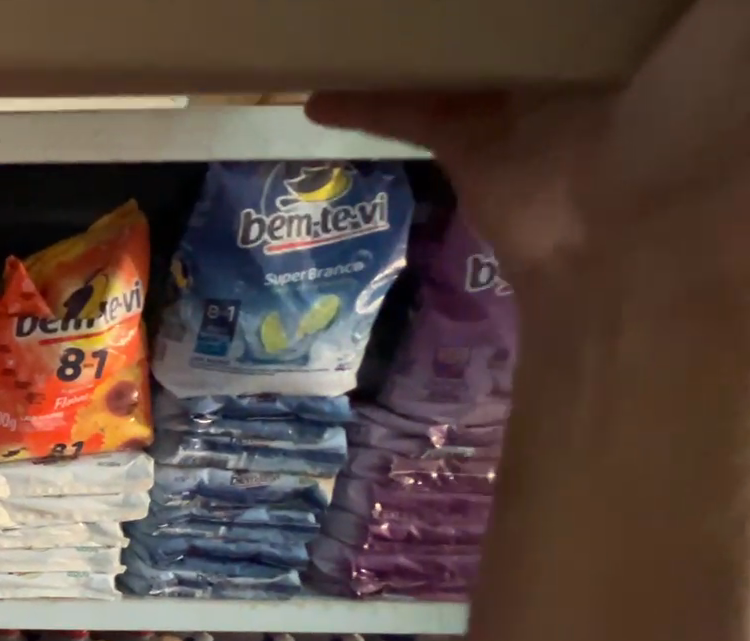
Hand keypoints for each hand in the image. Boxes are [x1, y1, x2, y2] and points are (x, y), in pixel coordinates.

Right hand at [307, 0, 749, 289]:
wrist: (637, 228)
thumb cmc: (703, 102)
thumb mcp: (717, 13)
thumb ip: (637, 5)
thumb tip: (546, 11)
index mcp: (649, 15)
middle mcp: (588, 43)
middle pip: (514, 10)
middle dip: (457, 1)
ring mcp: (522, 96)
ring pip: (455, 52)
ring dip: (407, 42)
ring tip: (355, 21)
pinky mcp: (469, 142)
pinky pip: (411, 113)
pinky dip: (365, 106)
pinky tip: (319, 96)